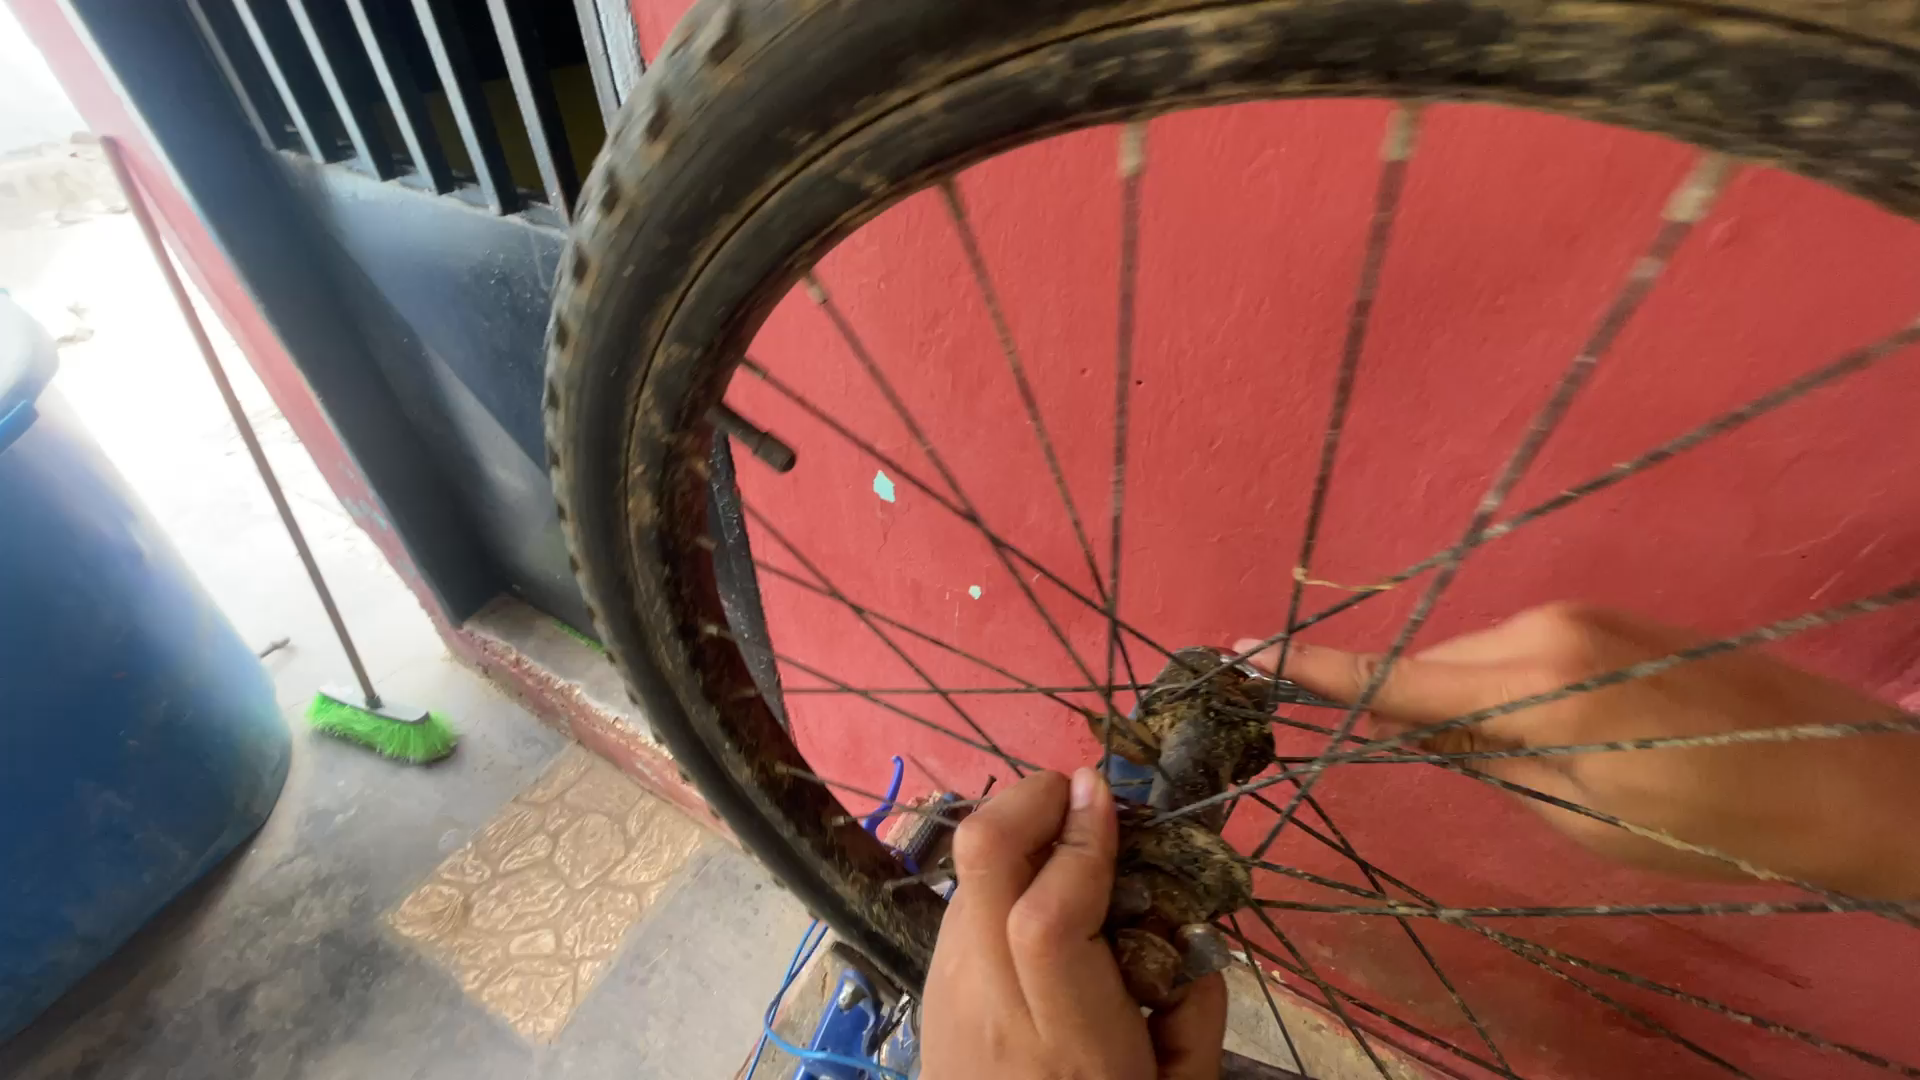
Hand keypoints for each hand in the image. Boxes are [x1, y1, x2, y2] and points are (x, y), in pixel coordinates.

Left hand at [921, 769, 1226, 1079]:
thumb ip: (1196, 1007)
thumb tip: (1184, 914)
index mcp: (1067, 1048)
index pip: (1047, 919)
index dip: (1079, 843)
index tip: (1104, 793)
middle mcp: (992, 1003)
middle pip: (981, 860)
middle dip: (1029, 799)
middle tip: (1075, 792)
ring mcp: (948, 980)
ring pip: (969, 863)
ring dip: (1017, 822)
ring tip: (1064, 828)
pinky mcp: (931, 968)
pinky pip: (967, 888)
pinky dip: (1006, 861)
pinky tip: (1039, 876)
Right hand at [1239, 602, 1919, 899]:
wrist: (1874, 779)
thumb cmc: (1722, 825)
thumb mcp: (1585, 818)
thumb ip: (1484, 759)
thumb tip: (1412, 727)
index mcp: (1536, 690)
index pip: (1395, 680)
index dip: (1315, 670)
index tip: (1246, 649)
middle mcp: (1539, 631)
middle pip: (1429, 665)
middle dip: (1408, 703)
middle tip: (1423, 752)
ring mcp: (1571, 614)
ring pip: (1467, 655)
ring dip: (1461, 696)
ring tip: (1519, 748)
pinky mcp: (1596, 614)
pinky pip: (1509, 647)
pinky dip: (1499, 682)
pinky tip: (1549, 719)